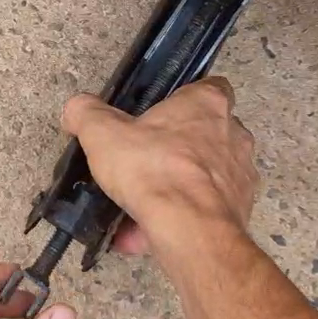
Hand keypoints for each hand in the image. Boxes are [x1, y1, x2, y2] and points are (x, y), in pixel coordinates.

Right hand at [61, 78, 259, 256]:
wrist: (189, 229)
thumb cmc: (156, 172)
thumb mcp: (104, 134)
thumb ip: (87, 114)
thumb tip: (76, 110)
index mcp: (207, 105)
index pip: (210, 86)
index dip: (184, 100)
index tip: (160, 115)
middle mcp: (234, 136)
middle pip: (206, 135)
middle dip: (175, 151)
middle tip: (143, 164)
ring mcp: (241, 175)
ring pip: (203, 178)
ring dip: (174, 190)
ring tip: (136, 206)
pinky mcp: (239, 210)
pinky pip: (203, 211)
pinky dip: (178, 219)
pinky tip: (144, 232)